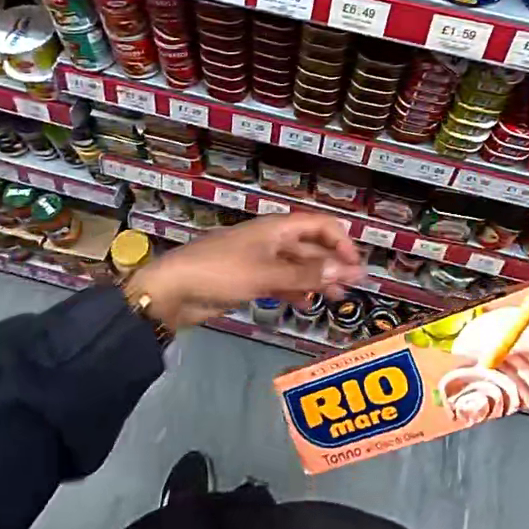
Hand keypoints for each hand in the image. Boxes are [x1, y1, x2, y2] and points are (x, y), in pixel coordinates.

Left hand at [130, 213, 364, 328]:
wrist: (174, 290)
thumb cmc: (221, 272)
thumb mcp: (267, 273)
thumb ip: (306, 273)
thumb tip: (346, 270)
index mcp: (277, 228)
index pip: (320, 225)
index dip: (341, 241)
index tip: (355, 266)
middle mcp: (272, 240)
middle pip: (311, 246)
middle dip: (332, 263)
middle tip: (352, 287)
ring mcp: (260, 260)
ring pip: (297, 266)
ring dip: (316, 279)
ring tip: (336, 298)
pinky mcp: (249, 280)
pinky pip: (281, 281)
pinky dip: (295, 289)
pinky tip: (307, 303)